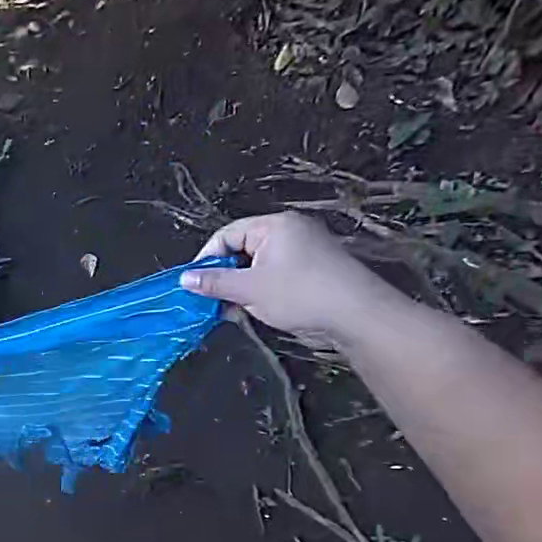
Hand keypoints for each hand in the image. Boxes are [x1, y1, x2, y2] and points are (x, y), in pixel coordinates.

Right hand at [180, 212, 409, 343]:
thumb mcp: (249, 289)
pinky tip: (254, 311)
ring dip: (241, 287)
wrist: (357, 315)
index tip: (193, 284)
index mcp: (274, 225)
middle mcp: (290, 231)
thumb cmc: (300, 294)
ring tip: (232, 309)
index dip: (206, 259)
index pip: (227, 235)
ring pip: (258, 266)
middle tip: (211, 300)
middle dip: (224, 275)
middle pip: (242, 249)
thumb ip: (214, 283)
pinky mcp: (313, 271)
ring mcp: (304, 251)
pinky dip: (260, 291)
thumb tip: (184, 279)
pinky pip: (275, 276)